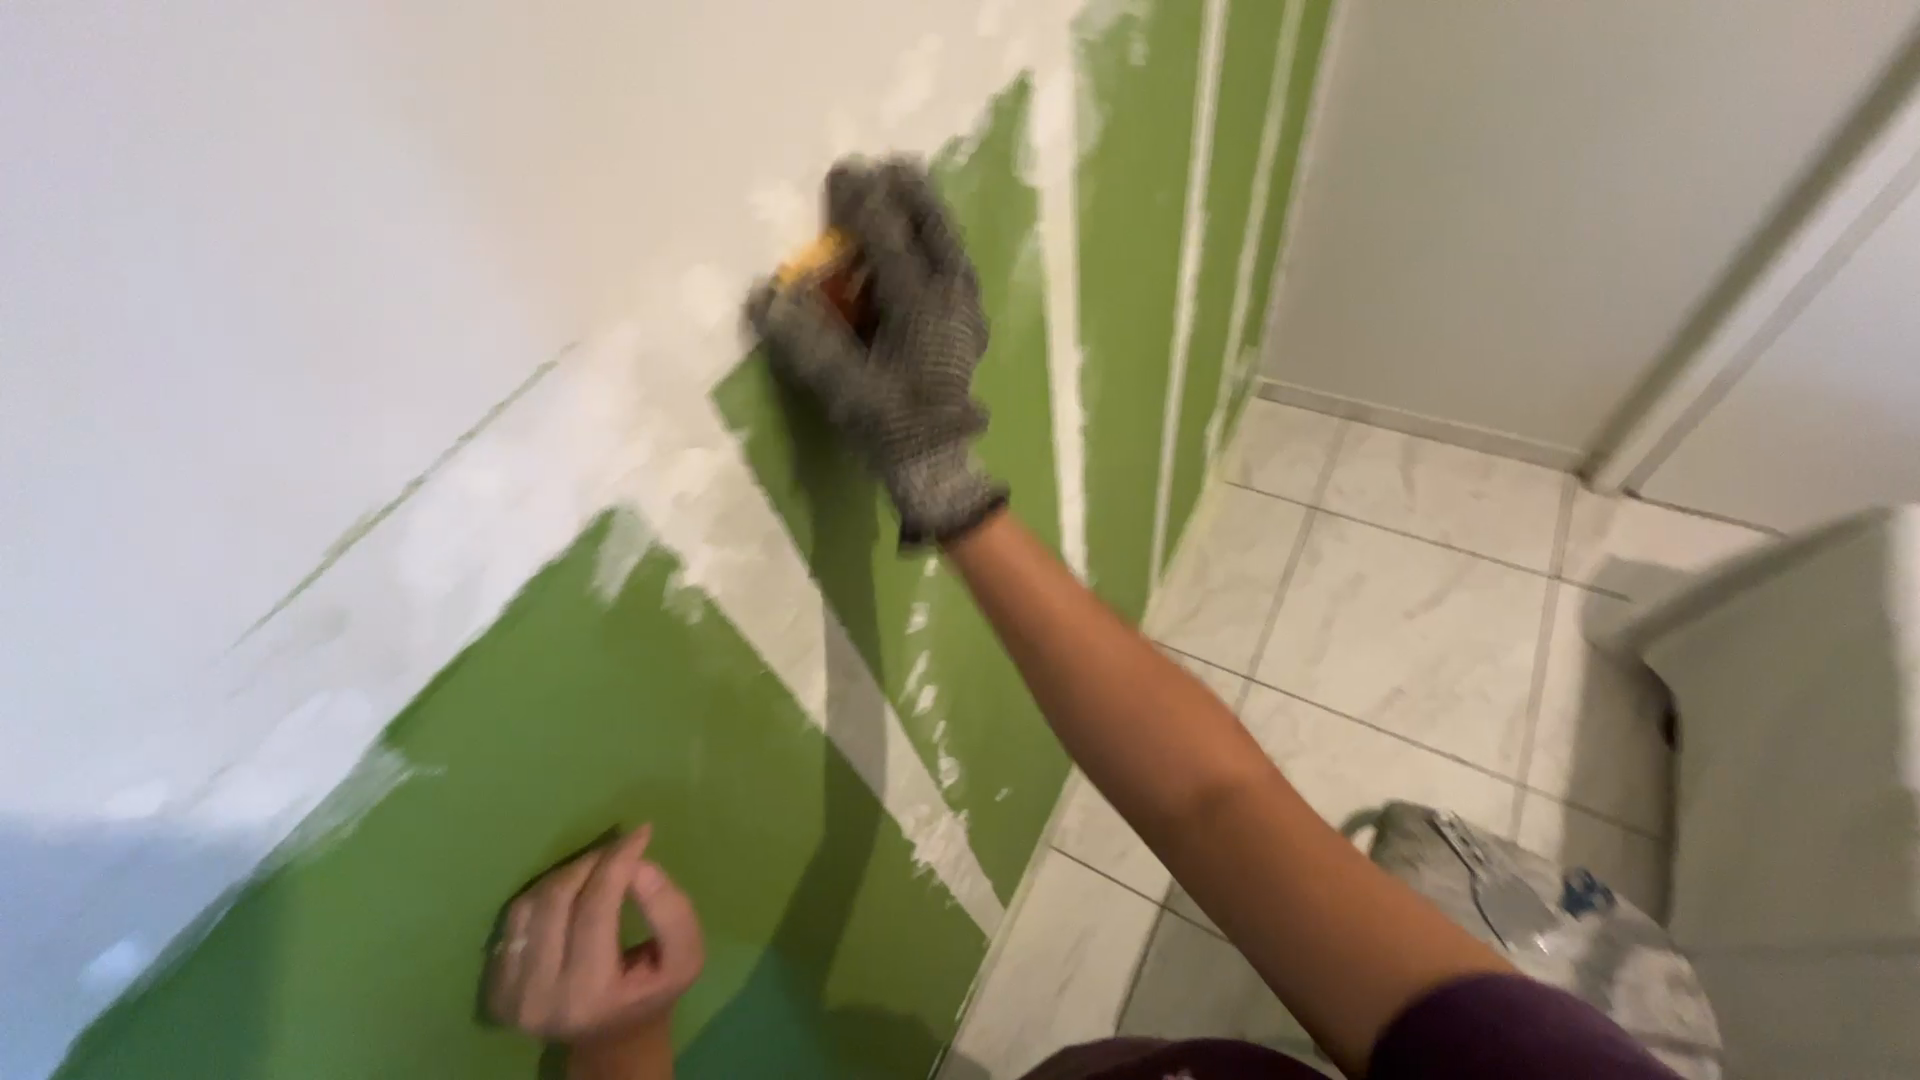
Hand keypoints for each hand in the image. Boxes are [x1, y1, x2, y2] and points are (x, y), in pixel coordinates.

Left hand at [488, 826, 704, 1044]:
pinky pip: (515, 919)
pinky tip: (571, 892)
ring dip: (569, 872)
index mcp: (589, 993)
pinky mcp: (495, 989)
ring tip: (598, 867)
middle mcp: (539, 997)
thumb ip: (671, 912)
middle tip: (620, 847)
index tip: (641, 833)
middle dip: (593, 860)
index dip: (618, 861)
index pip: (596, 907)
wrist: (612, 1040)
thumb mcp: (685, 956)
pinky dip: (546, 893)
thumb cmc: (653, 991)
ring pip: (532, 903)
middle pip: (558, 899)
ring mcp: (510, 996)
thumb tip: (639, 866)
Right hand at [748, 156, 1007, 545]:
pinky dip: (942, 251)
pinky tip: (931, 251)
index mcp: (920, 306)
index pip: (888, 239)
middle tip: (892, 166)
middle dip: (912, 197)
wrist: (936, 464)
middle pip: (935, 232)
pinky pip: (957, 275)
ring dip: (930, 220)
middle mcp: (951, 300)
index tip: (843, 172)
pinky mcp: (970, 332)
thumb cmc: (889, 426)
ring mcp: (967, 316)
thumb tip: (764, 295)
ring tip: (911, 191)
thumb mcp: (839, 386)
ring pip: (952, 251)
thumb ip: (804, 338)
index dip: (862, 204)